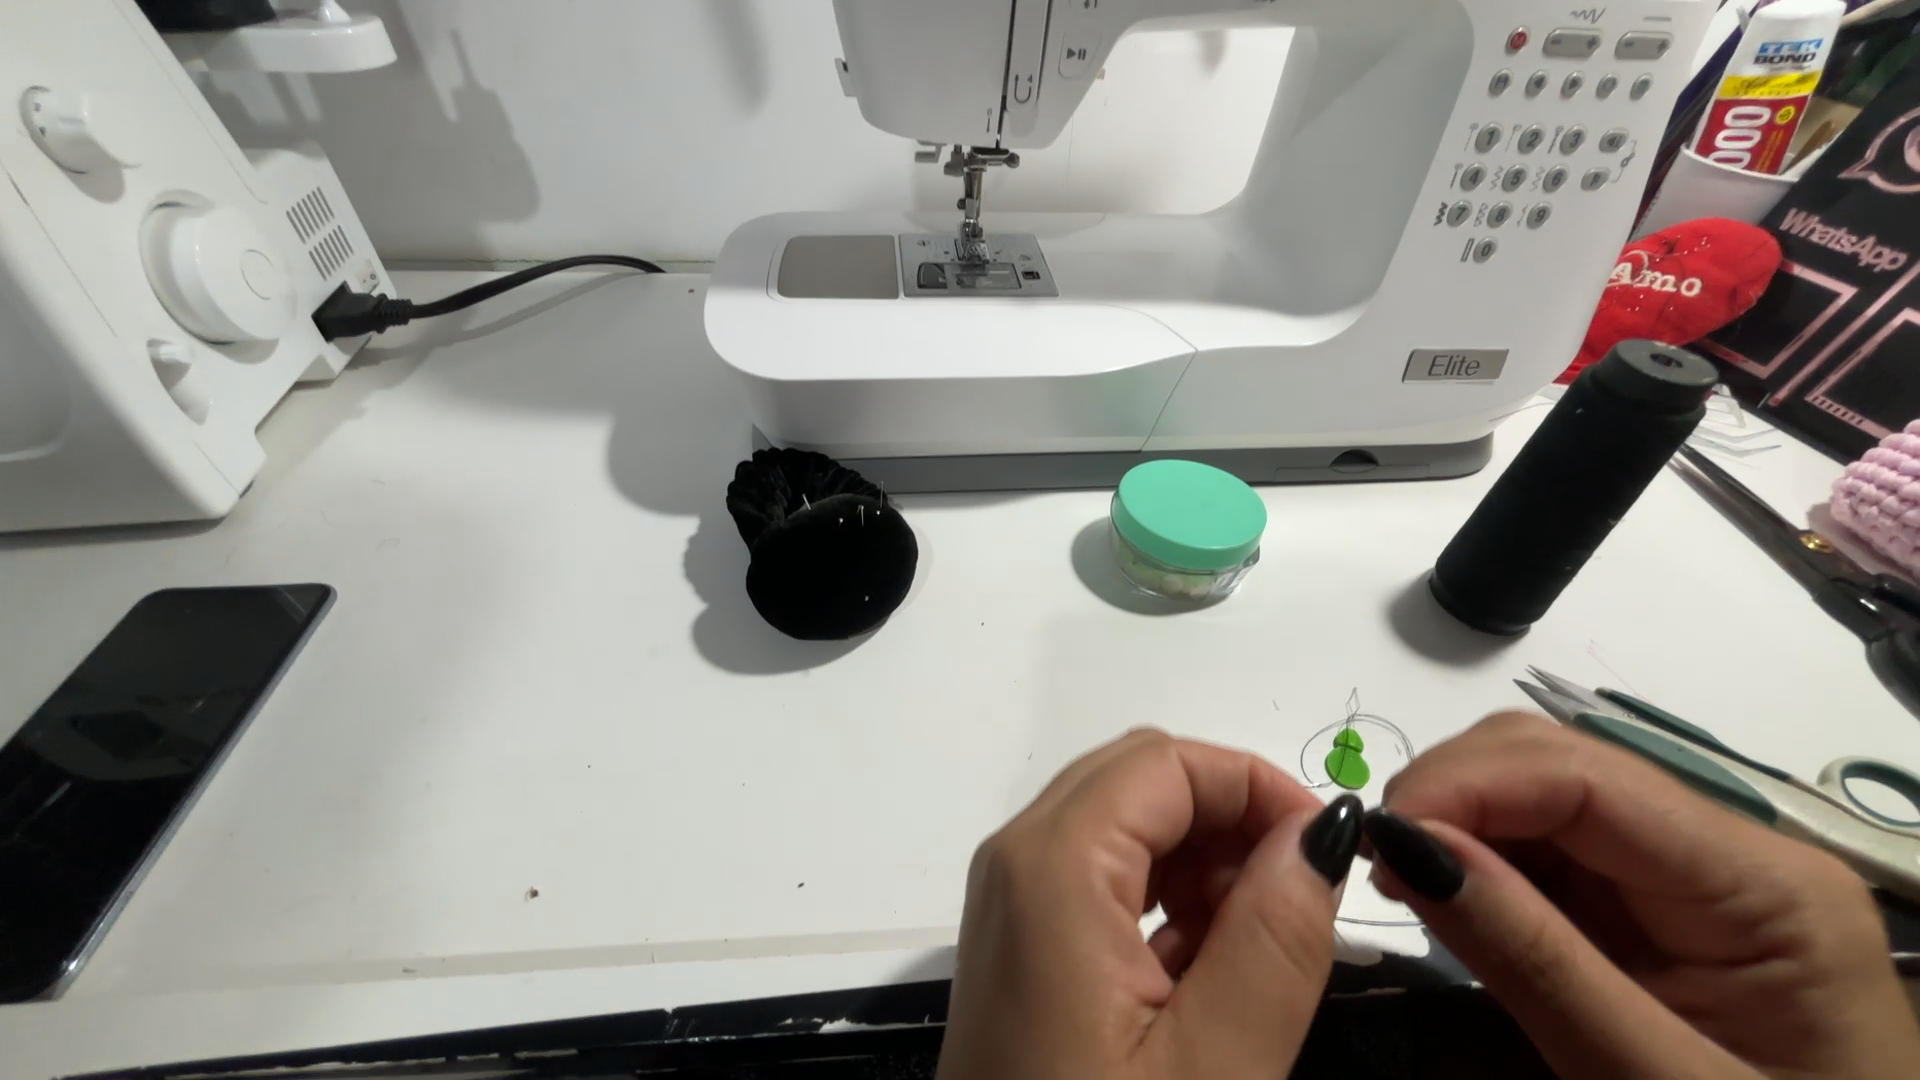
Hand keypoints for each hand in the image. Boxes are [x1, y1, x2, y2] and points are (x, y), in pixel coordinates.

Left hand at [937, 730, 1363, 1079]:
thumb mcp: (1216, 1067)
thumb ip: (1276, 936)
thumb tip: (1321, 833)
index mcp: (1052, 862)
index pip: (1164, 760)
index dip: (1254, 783)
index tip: (1329, 848)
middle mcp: (1019, 853)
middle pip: (1139, 777)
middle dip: (1228, 813)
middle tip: (1295, 897)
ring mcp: (1013, 888)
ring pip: (1123, 815)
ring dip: (1201, 852)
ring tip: (1256, 937)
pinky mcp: (1021, 927)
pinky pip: (1102, 866)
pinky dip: (1165, 888)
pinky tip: (1205, 958)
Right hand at [1364, 711, 1919, 1078]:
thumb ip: (1533, 959)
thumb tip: (1402, 843)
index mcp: (1760, 882)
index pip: (1578, 774)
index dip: (1460, 783)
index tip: (1376, 837)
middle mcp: (1723, 843)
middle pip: (1547, 756)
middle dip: (1447, 790)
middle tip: (1381, 862)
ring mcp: (1679, 858)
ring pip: (1526, 780)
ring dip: (1448, 815)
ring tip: (1405, 879)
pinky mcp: (1638, 884)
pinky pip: (1531, 831)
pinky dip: (1468, 845)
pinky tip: (1447, 888)